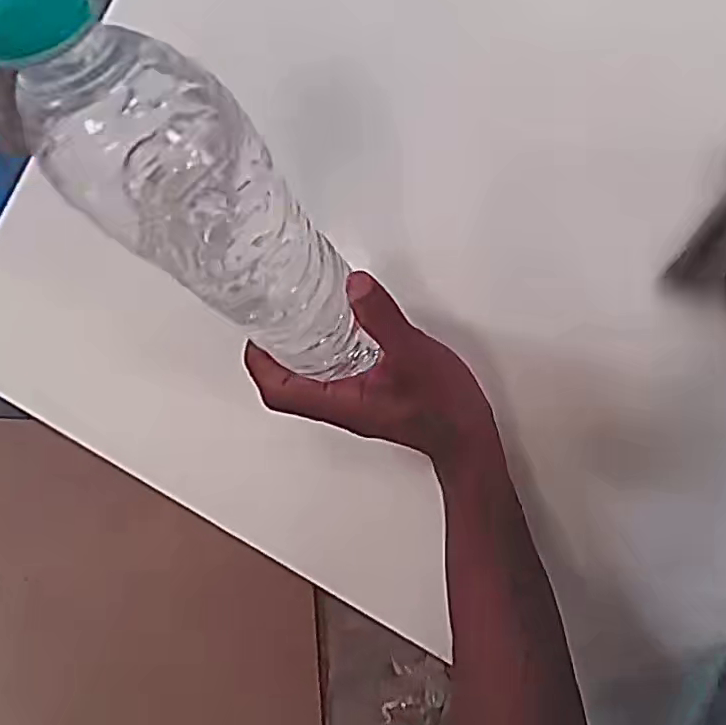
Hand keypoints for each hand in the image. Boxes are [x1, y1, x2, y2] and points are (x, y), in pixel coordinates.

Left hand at [244, 272, 503, 479]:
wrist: (468, 437)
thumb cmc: (442, 410)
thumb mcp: (411, 353)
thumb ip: (382, 318)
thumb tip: (355, 287)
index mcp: (341, 403)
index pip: (280, 391)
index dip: (260, 363)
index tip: (257, 334)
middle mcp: (345, 408)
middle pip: (291, 386)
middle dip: (276, 354)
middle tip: (275, 321)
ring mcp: (361, 405)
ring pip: (316, 381)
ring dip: (303, 353)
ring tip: (305, 321)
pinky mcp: (377, 399)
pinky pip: (341, 377)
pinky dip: (334, 354)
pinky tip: (352, 334)